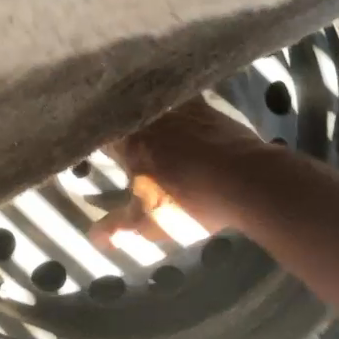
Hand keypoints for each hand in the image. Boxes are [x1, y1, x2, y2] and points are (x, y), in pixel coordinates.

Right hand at [91, 96, 268, 246]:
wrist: (246, 180)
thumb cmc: (191, 201)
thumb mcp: (149, 222)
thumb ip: (118, 228)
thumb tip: (92, 237)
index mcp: (131, 142)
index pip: (103, 134)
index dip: (97, 140)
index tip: (95, 145)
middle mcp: (152, 119)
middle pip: (128, 115)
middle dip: (123, 124)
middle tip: (121, 134)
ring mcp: (182, 110)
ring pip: (156, 104)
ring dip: (150, 112)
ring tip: (150, 122)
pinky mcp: (209, 110)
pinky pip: (186, 101)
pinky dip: (180, 106)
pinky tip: (184, 116)